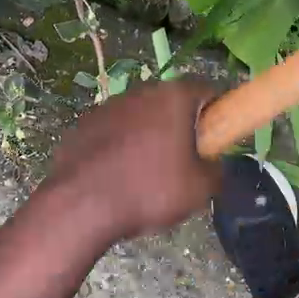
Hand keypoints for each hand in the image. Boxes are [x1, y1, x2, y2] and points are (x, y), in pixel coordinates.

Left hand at [40, 79, 221, 243]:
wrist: (80, 207)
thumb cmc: (149, 190)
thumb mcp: (201, 189)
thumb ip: (216, 170)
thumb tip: (213, 165)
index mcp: (175, 96)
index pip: (209, 92)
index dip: (218, 115)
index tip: (216, 141)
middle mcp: (142, 91)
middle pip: (172, 103)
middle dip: (181, 127)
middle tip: (183, 162)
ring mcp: (109, 105)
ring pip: (141, 116)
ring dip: (148, 136)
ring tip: (146, 175)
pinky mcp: (83, 124)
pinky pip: (113, 132)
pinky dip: (119, 147)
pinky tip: (117, 178)